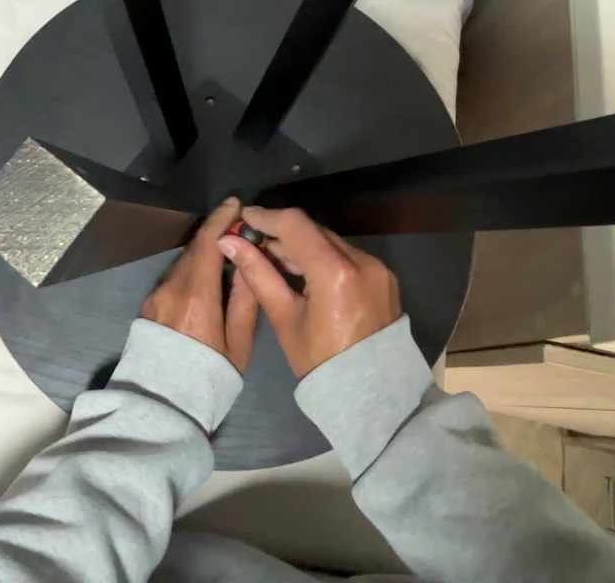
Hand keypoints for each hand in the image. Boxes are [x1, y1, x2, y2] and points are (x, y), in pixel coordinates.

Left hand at [140, 198, 258, 371]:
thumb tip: (250, 261)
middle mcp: (172, 287)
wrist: (160, 406)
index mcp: (197, 295)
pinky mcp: (148, 305)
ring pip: (184, 263)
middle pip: (195, 249)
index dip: (222, 219)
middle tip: (238, 224)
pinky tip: (207, 278)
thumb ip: (246, 300)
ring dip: (204, 252)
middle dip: (216, 232)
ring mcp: (156, 296)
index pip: (209, 243)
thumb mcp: (239, 344)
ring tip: (228, 251)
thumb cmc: (208, 378)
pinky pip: (174, 278)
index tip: (236, 204)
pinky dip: (192, 270)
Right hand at [219, 206, 400, 376]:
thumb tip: (229, 242)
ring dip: (303, 246)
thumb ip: (257, 274)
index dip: (266, 217)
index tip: (244, 217)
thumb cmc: (321, 363)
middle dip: (282, 234)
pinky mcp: (385, 278)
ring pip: (331, 242)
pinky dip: (324, 258)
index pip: (295, 225)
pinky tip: (305, 272)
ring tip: (276, 261)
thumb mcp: (284, 318)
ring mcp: (378, 268)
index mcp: (336, 272)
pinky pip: (347, 256)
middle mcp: (362, 261)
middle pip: (314, 231)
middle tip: (254, 244)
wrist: (372, 397)